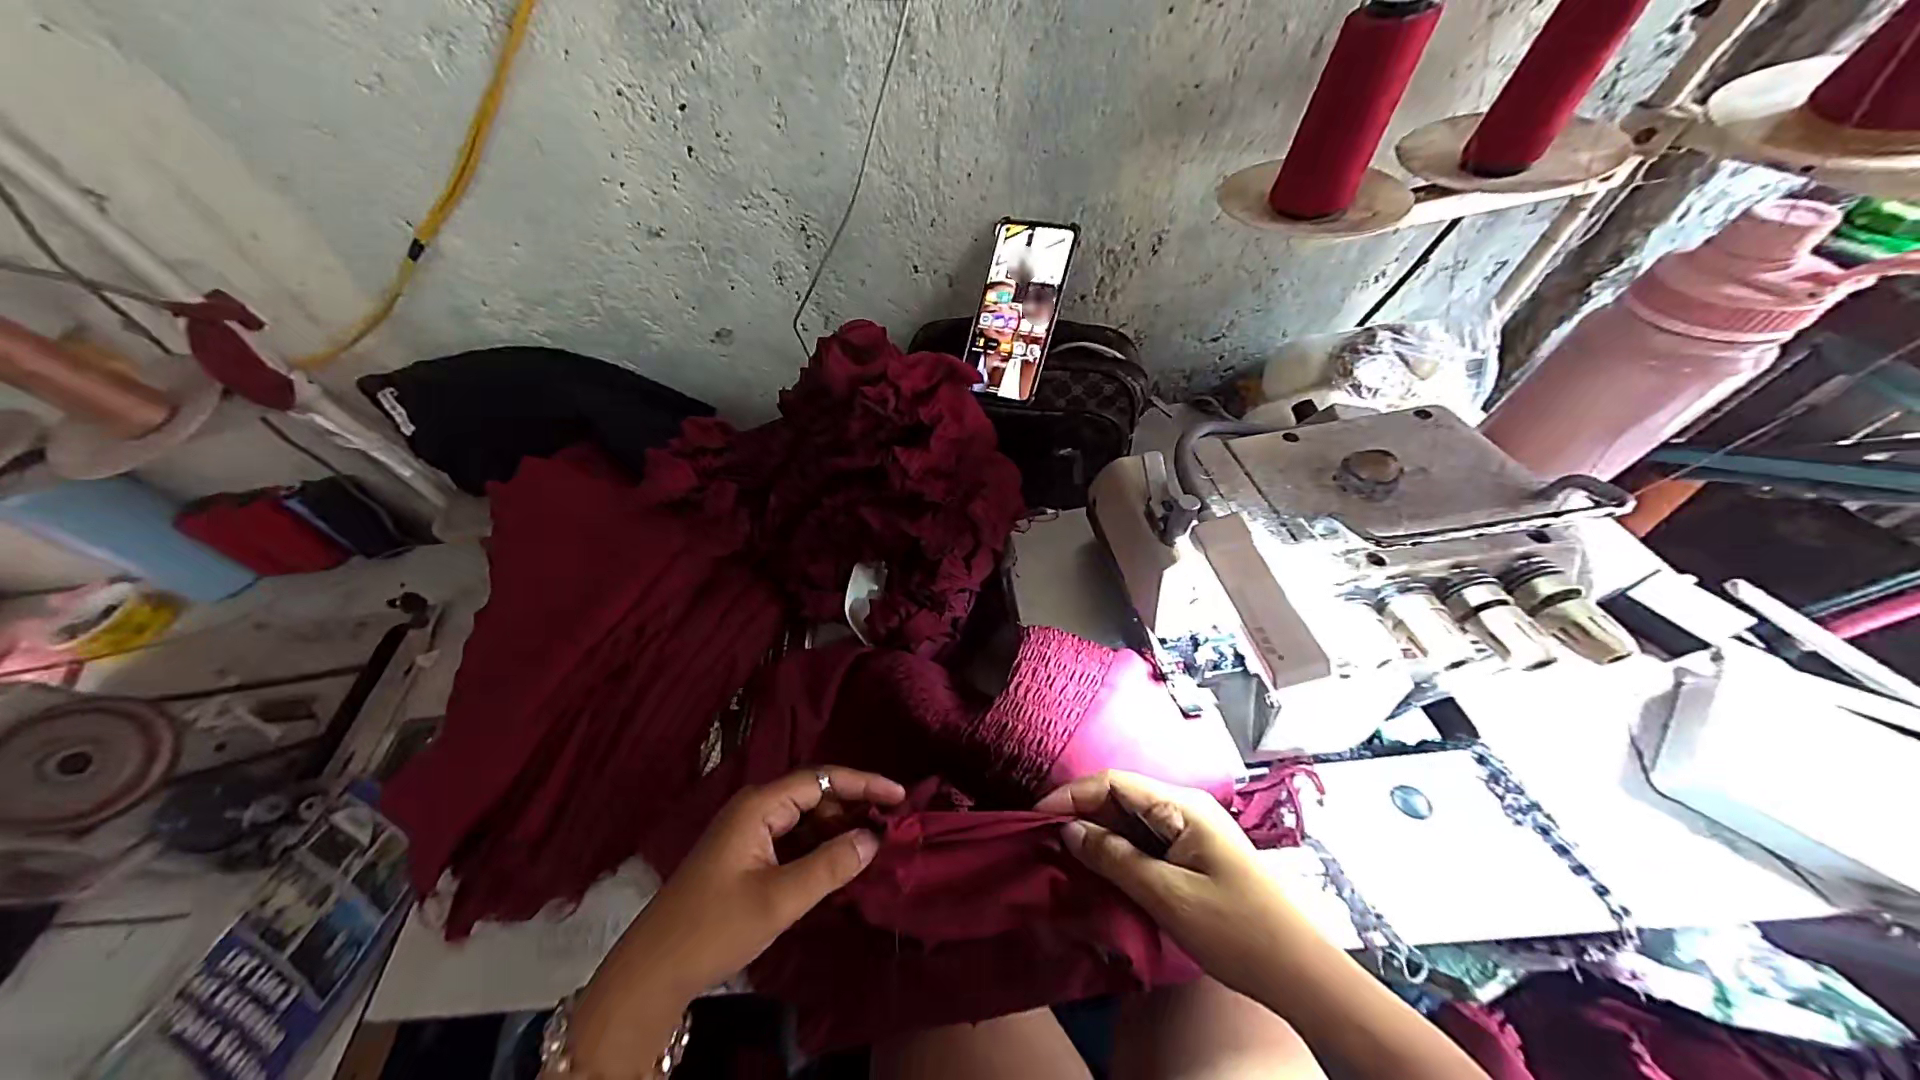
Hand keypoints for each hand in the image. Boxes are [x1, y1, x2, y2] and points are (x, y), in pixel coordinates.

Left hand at [614, 766, 906, 997]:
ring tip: (872, 846)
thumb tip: (874, 838)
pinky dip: (819, 847)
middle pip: (814, 794)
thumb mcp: (780, 899)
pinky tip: (839, 863)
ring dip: (837, 829)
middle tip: (890, 827)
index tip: (900, 796)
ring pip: (805, 817)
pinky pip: (792, 838)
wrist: (653, 970)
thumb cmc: (715, 927)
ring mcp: (748, 831)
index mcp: (758, 805)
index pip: (821, 779)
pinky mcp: (746, 854)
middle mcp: (754, 808)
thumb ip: (830, 865)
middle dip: (853, 807)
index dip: (863, 784)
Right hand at [1035, 769, 1312, 1000]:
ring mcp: (1190, 830)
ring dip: (1097, 835)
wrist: (1301, 973)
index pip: (1112, 782)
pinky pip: (1144, 841)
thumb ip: (1115, 858)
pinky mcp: (1192, 853)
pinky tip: (1099, 870)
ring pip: (1129, 820)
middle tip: (1045, 842)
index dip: (1071, 795)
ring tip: (1064, 856)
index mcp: (1182, 805)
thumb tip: (1069, 830)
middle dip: (1080, 814)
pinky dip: (1117, 852)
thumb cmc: (1238, 930)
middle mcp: (1185, 807)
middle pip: (1119, 797)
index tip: (1036, 818)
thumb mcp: (1168, 895)